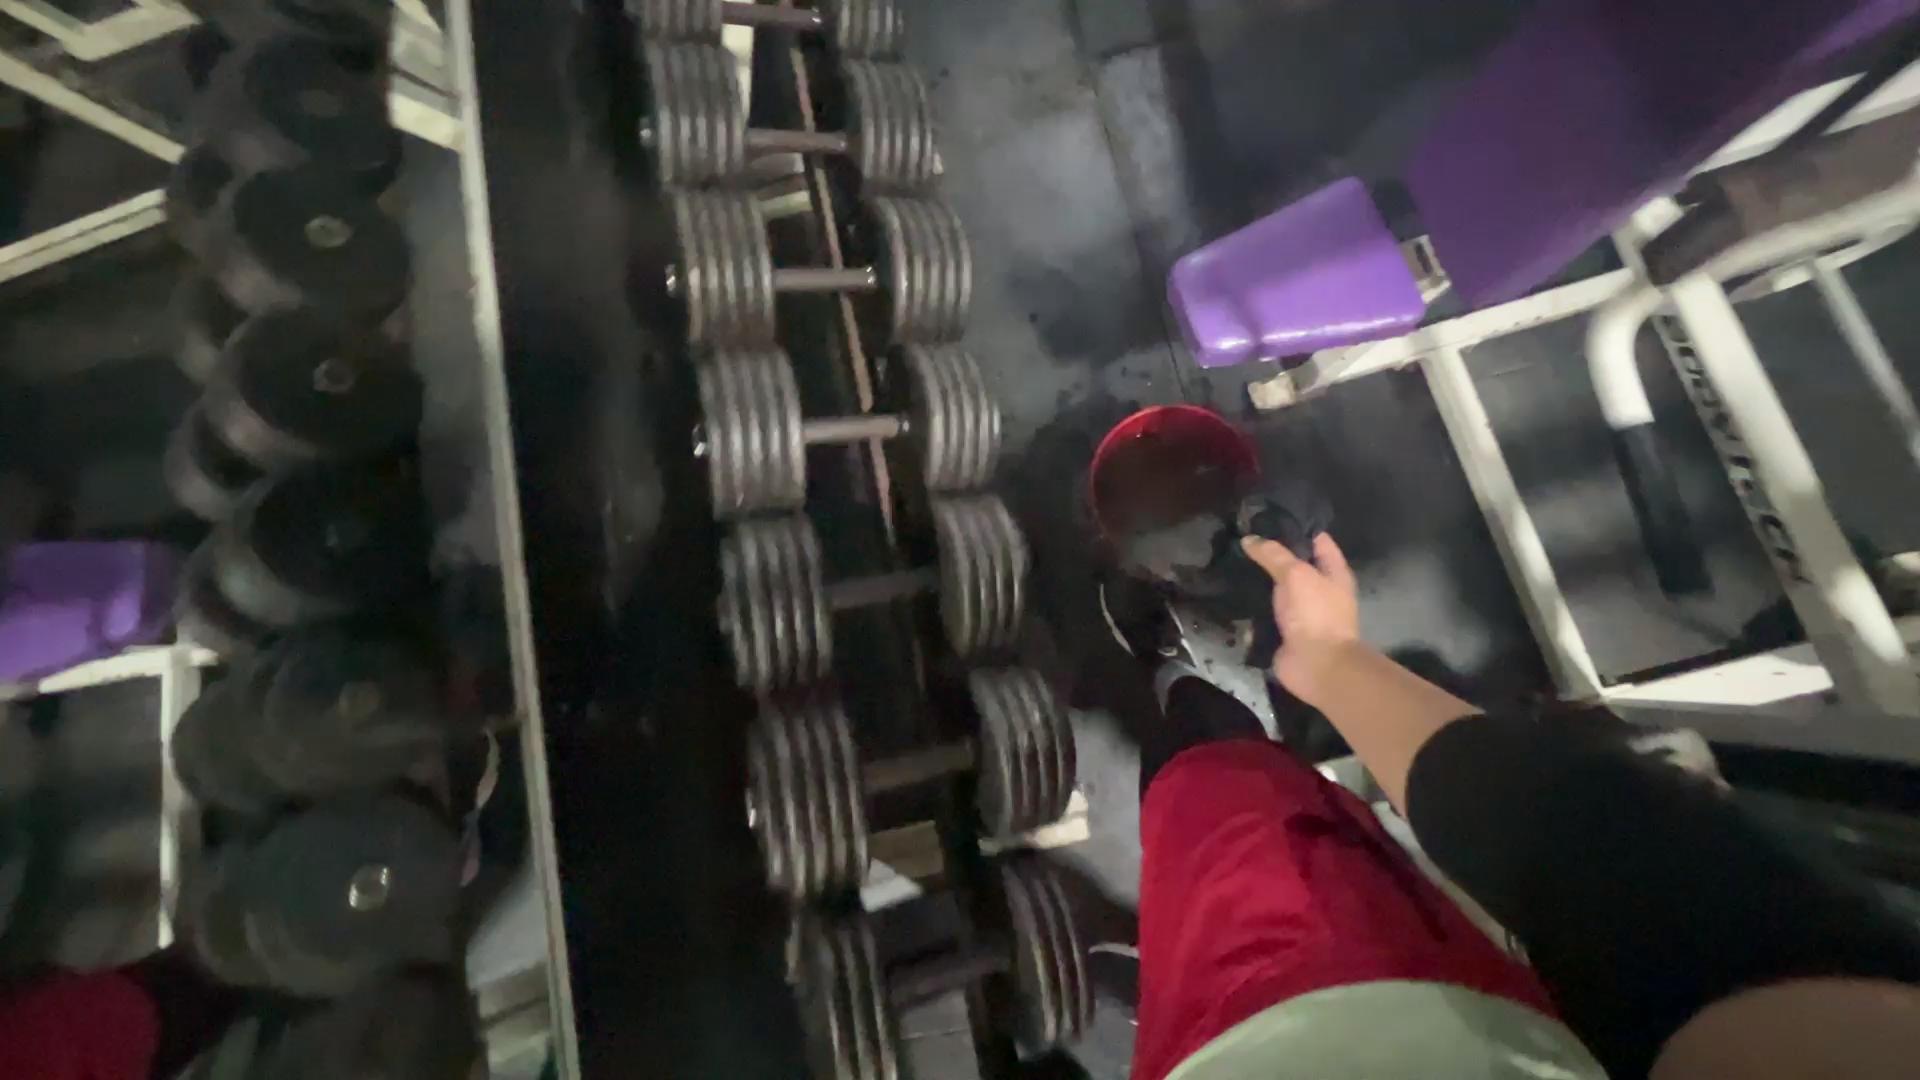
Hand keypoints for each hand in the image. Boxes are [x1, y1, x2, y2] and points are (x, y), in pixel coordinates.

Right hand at [1241, 533, 1359, 699]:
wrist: (1317, 665)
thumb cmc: (1315, 614)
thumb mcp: (1296, 575)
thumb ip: (1273, 554)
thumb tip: (1249, 539)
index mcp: (1333, 573)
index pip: (1317, 541)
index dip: (1296, 527)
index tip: (1268, 517)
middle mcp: (1319, 590)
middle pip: (1294, 565)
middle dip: (1270, 555)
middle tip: (1241, 540)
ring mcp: (1301, 612)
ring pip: (1276, 590)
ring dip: (1257, 582)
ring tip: (1230, 564)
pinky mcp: (1284, 631)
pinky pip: (1264, 614)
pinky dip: (1250, 607)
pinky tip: (1230, 594)